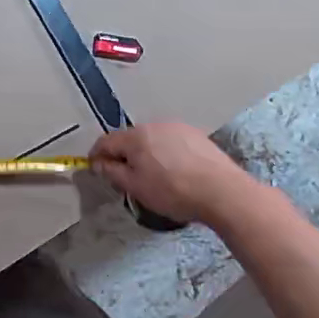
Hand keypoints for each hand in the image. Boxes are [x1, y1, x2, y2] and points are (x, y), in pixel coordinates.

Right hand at [90, 122, 264, 229]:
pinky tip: (176, 171)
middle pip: (129, 139)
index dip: (97, 156)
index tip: (96, 169)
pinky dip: (166, 153)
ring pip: (151, 139)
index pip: (105, 141)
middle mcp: (154, 125)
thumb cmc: (173, 191)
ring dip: (146, 153)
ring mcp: (177, 127)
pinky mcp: (196, 135)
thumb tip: (98, 163)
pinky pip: (171, 141)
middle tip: (127, 178)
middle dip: (124, 155)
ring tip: (154, 176)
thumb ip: (112, 172)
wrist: (223, 192)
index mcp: (135, 136)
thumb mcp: (135, 187)